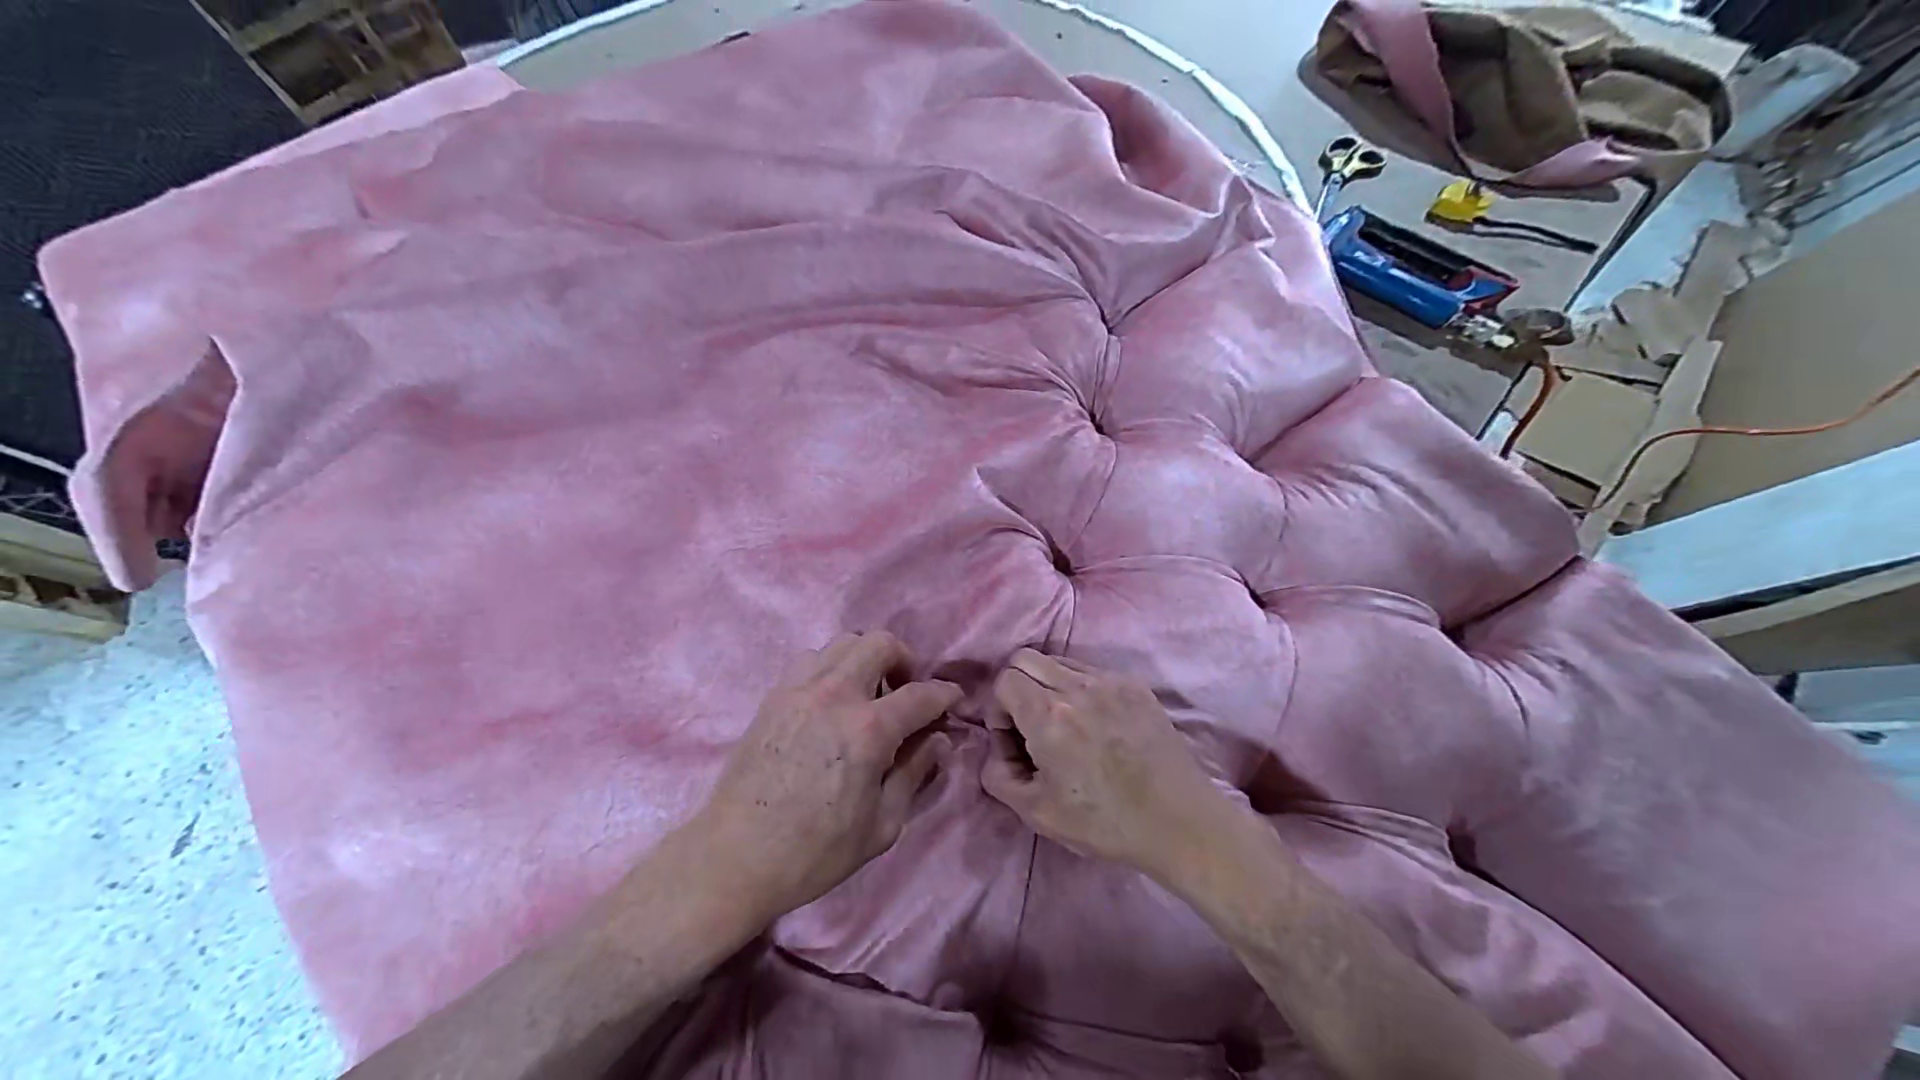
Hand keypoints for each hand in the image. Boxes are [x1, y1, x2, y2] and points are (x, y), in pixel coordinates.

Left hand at [690, 632, 961, 922]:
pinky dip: (831, 669)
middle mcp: (836, 695)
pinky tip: (831, 703)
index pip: (921, 694)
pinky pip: (811, 660)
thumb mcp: (882, 825)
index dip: (945, 694)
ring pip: (843, 643)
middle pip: (880, 643)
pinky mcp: (773, 697)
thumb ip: (915, 773)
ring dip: (866, 660)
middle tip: (906, 691)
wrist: (735, 858)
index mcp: (869, 730)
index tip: (954, 699)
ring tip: (867, 695)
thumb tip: (938, 739)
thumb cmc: (815, 852)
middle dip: (905, 659)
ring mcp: (799, 690)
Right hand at [981, 649, 1242, 882]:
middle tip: (1031, 727)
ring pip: (1058, 661)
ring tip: (1064, 725)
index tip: (1014, 740)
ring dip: (1048, 685)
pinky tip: (1095, 726)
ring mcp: (1110, 681)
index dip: (999, 708)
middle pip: (1025, 658)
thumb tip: (996, 750)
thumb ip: (998, 775)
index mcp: (1049, 715)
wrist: (1179, 822)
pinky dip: (1079, 689)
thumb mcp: (1037, 812)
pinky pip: (1091, 671)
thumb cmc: (1105, 823)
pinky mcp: (1135, 686)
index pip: (1004, 679)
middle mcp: (1077, 687)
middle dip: (1017, 688)